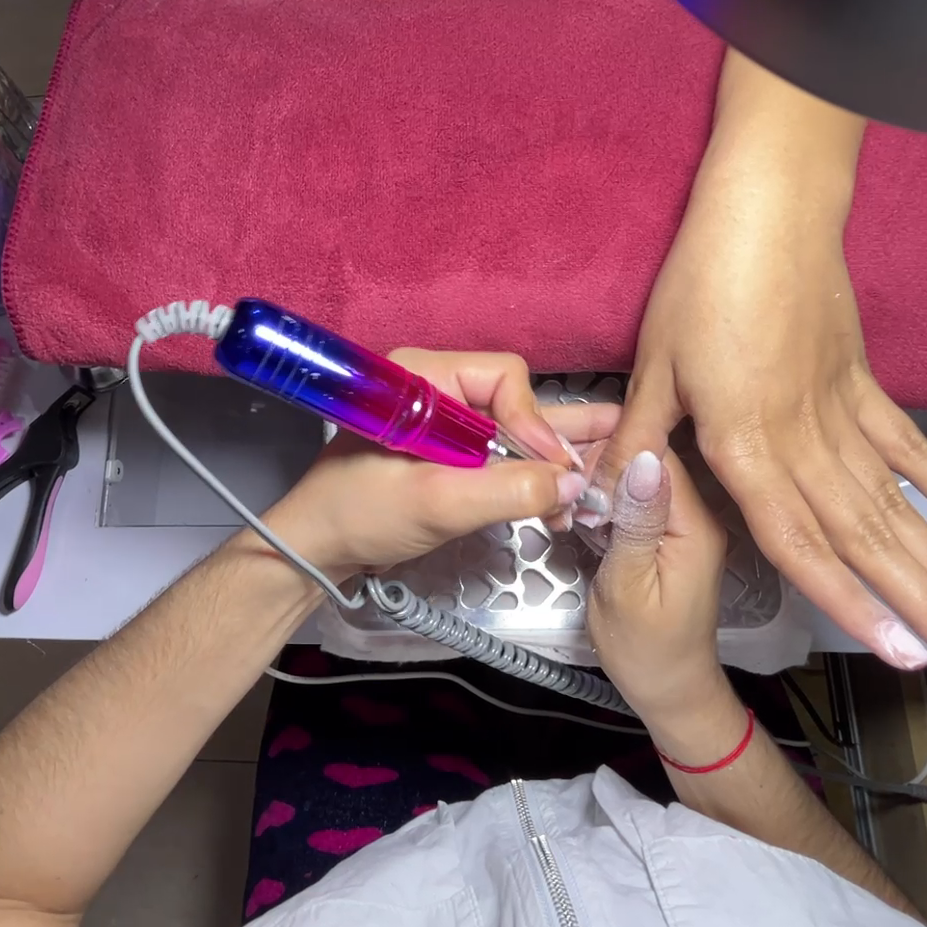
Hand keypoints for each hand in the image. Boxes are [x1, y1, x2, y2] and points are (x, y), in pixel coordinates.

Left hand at [265, 349, 616, 579]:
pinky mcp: (444, 455)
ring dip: (547, 459)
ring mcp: (442, 424)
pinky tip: (560, 494)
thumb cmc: (359, 514)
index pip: (502, 379)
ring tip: (604, 465)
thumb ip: (508, 491)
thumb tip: (571, 483)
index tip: (550, 469)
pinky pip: (495, 455)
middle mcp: (436, 391)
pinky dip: (524, 477)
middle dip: (554, 438)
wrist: (316, 548)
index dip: (533, 421)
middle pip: (513, 402)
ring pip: (509, 431)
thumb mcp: (438, 503)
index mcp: (423, 378)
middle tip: (609, 451)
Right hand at [586, 448, 732, 721]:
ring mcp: (686, 522)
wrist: (669, 690)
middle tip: (561, 486)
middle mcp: (699, 513)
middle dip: (600, 461)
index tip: (566, 461)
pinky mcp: (670, 531)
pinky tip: (585, 513)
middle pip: (649, 456)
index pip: (656, 452)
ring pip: (640, 473)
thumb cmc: (643, 649)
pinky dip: (607, 497)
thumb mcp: (627, 585)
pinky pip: (638, 495)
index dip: (609, 447)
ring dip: (599, 479)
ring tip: (568, 499)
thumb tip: (641, 457)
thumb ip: (635, 520)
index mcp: (694, 524)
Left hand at [594, 172, 926, 695]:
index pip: (797, 538)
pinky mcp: (864, 383)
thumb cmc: (700, 288)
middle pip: (867, 536)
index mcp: (746, 441)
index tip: (902, 657)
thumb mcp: (654, 365)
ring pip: (898, 504)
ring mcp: (844, 411)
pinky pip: (909, 446)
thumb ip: (642, 437)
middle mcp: (805, 439)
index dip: (846, 601)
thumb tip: (605, 494)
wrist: (767, 214)